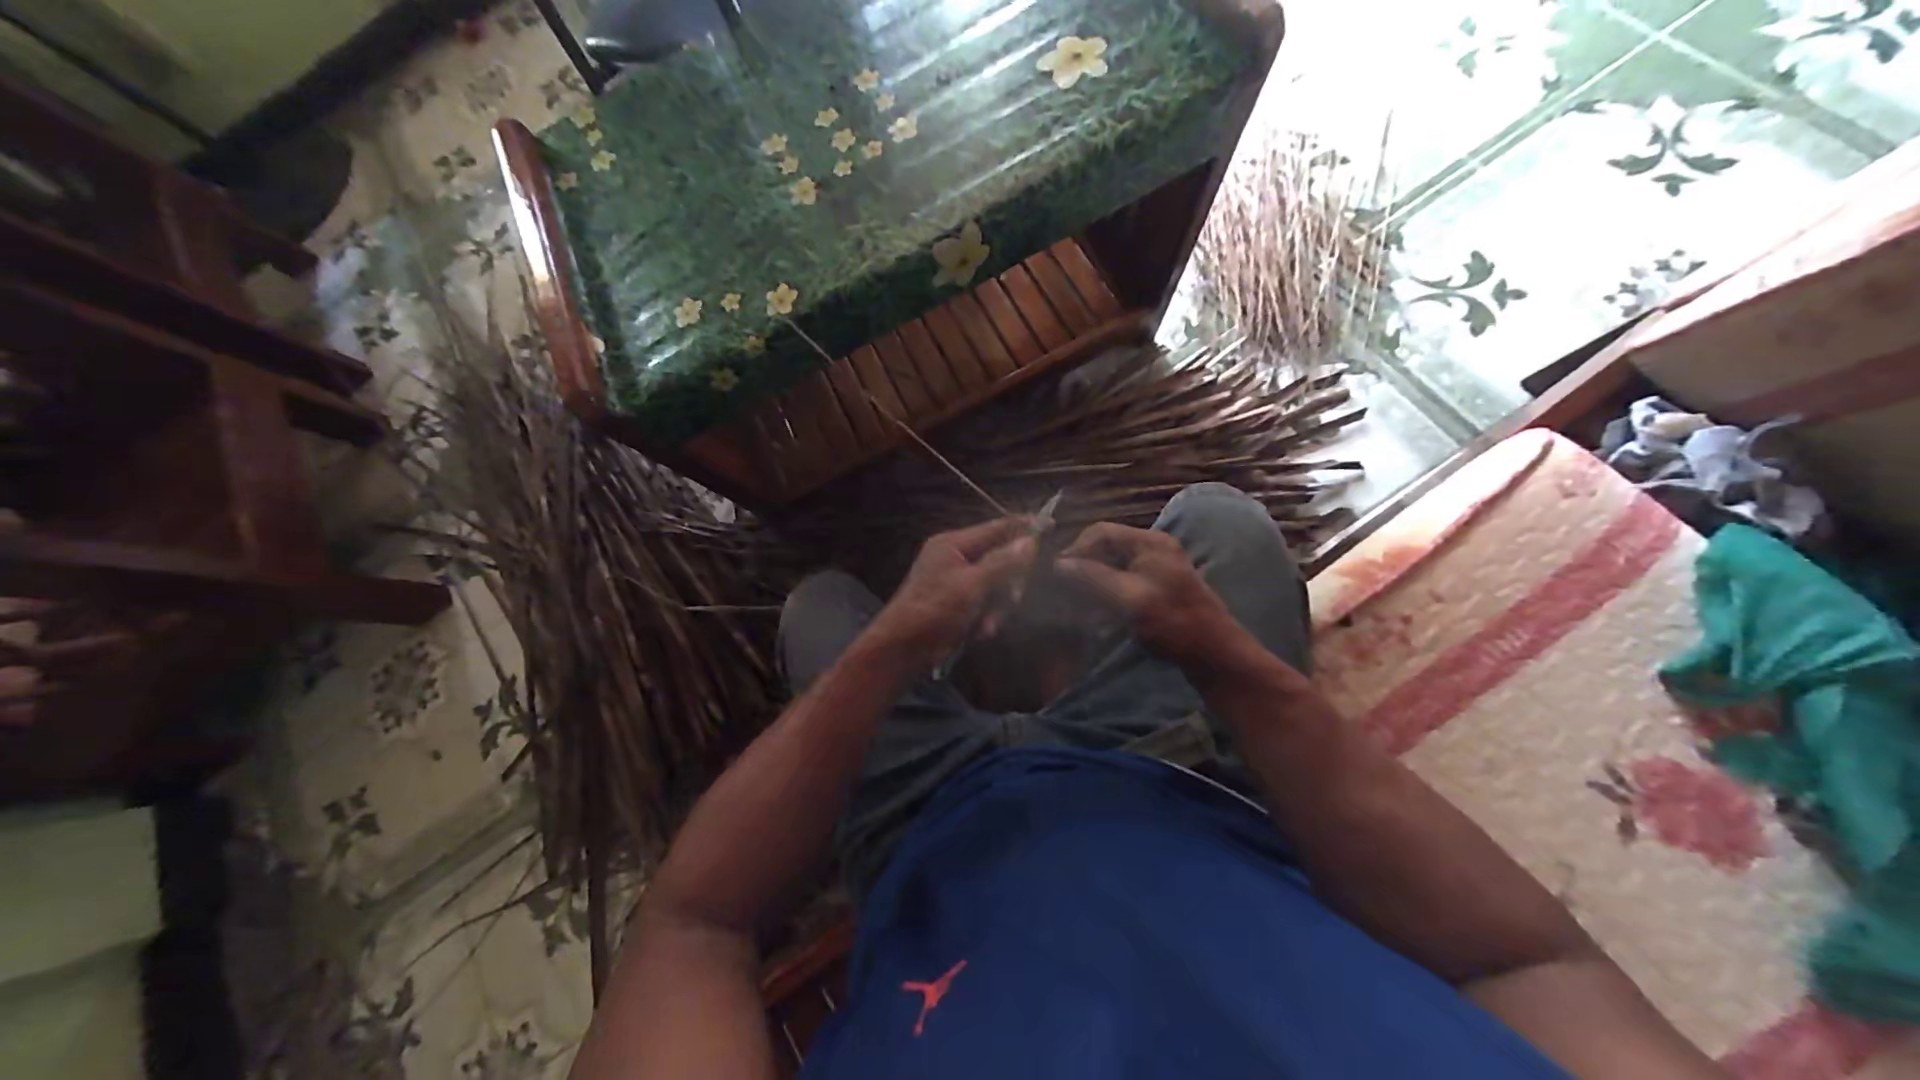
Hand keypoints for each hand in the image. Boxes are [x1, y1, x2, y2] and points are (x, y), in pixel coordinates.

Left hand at [865, 518, 1036, 667]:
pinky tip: (981, 631)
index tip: (1050, 524)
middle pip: (999, 559)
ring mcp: (956, 583)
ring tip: (988, 622)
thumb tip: (1029, 541)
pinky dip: (986, 618)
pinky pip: (985, 605)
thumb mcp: (972, 584)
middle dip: (1008, 581)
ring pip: (995, 586)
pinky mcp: (958, 606)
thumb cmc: (935, 609)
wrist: (904, 648)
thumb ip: (1002, 562)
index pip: (995, 528)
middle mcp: (955, 558)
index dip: (1023, 527)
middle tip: (1014, 596)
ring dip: (997, 606)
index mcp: (952, 544)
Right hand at [1057, 523, 1248, 667]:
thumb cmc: (1173, 623)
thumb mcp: (1130, 598)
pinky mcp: (1157, 587)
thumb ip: (1094, 577)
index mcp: (1150, 542)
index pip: (1100, 531)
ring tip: (1079, 604)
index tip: (1058, 575)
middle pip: (1106, 546)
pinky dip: (1107, 591)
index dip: (1076, 550)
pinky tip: (1099, 612)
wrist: (1214, 655)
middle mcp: (1154, 548)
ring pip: (1112, 564)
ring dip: (1094, 581)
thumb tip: (1058, 564)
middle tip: (1066, 591)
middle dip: (1084, 566)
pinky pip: (1123, 579)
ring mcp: (1157, 567)